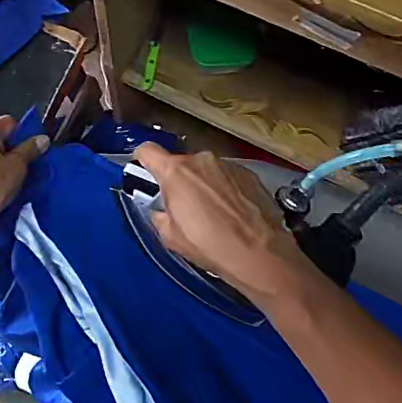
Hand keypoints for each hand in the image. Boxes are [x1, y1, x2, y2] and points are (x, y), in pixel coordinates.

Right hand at [132, 144, 313, 299]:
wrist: (258, 251)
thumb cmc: (210, 244)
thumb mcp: (170, 236)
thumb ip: (159, 215)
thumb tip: (162, 210)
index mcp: (176, 171)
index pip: (148, 151)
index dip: (143, 160)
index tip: (145, 171)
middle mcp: (202, 160)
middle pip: (181, 164)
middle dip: (179, 181)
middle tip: (185, 208)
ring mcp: (229, 165)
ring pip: (207, 170)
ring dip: (205, 185)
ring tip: (214, 214)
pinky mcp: (250, 175)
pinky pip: (229, 177)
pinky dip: (227, 190)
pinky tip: (233, 212)